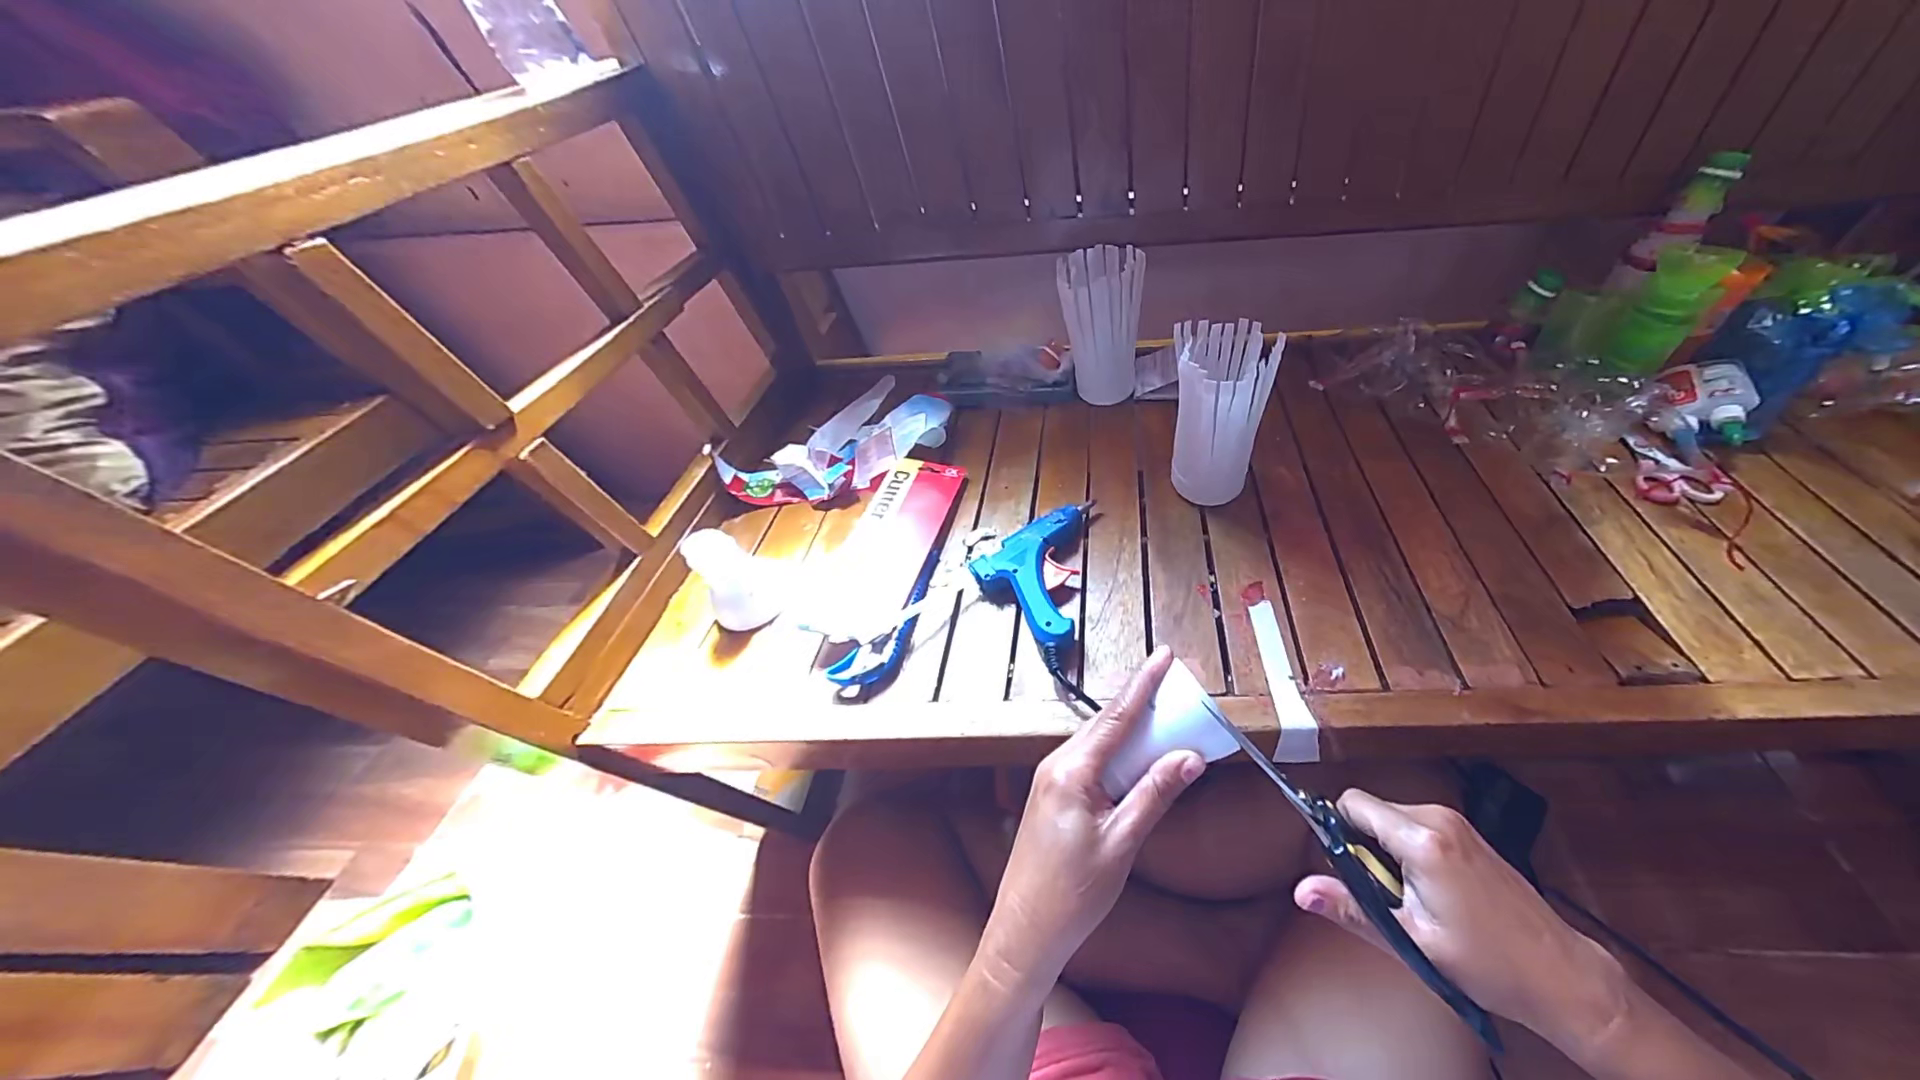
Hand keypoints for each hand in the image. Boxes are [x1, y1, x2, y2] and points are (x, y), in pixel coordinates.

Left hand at [978, 647, 1205, 985]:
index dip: (1143, 685)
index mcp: (1070, 771)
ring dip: (1131, 735)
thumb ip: (1154, 794)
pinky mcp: (1052, 795)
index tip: (1162, 658)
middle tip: (1177, 696)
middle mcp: (1056, 766)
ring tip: (1167, 729)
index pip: (1116, 717)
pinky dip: (1117, 757)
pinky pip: (1089, 762)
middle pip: (1107, 725)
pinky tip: (1137, 766)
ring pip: (1098, 743)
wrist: (1026, 929)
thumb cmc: (1070, 893)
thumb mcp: (1122, 842)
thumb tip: (1187, 759)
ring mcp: (1050, 779)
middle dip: (1142, 707)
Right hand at [1295, 791, 1629, 1048]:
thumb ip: (1351, 909)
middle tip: (1384, 894)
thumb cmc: (1494, 966)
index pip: (1351, 803)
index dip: (1335, 829)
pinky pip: (1413, 826)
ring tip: (1410, 898)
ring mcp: (1457, 824)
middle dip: (1362, 846)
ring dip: (1384, 851)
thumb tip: (1302, 891)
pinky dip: (1406, 851)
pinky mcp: (1466, 834)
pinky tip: (1428, 892)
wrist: (1566, 979)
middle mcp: (1440, 820)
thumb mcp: (1412, 941)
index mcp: (1424, 840)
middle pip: (1369, 811)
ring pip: (1389, 819)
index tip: (1343, 865)